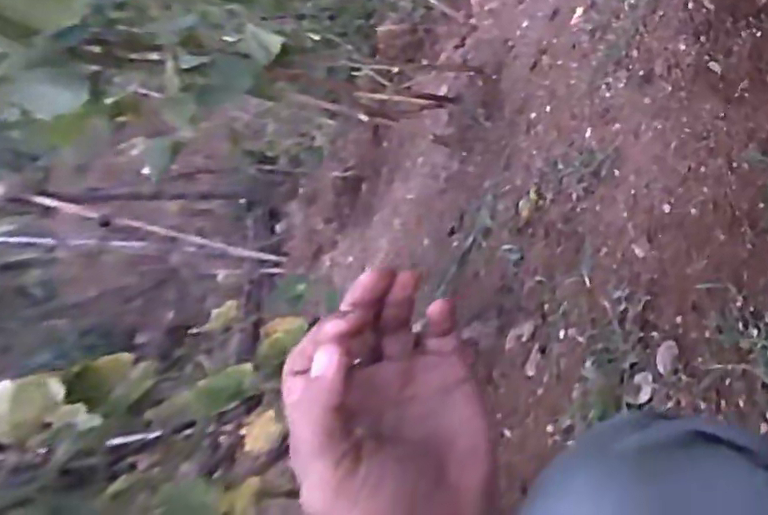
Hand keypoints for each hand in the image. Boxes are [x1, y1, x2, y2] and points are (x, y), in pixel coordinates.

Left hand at [282, 269, 492, 514]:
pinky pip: (445, 336)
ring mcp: (411, 377)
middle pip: (360, 332)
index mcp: (328, 409)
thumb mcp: (330, 466)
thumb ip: (324, 408)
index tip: (350, 325)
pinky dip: (443, 318)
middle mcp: (367, 387)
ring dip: (401, 301)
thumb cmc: (370, 504)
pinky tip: (442, 309)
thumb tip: (334, 346)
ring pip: (401, 326)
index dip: (327, 334)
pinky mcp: (452, 372)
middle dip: (365, 302)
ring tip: (407, 279)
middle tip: (379, 274)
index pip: (315, 358)